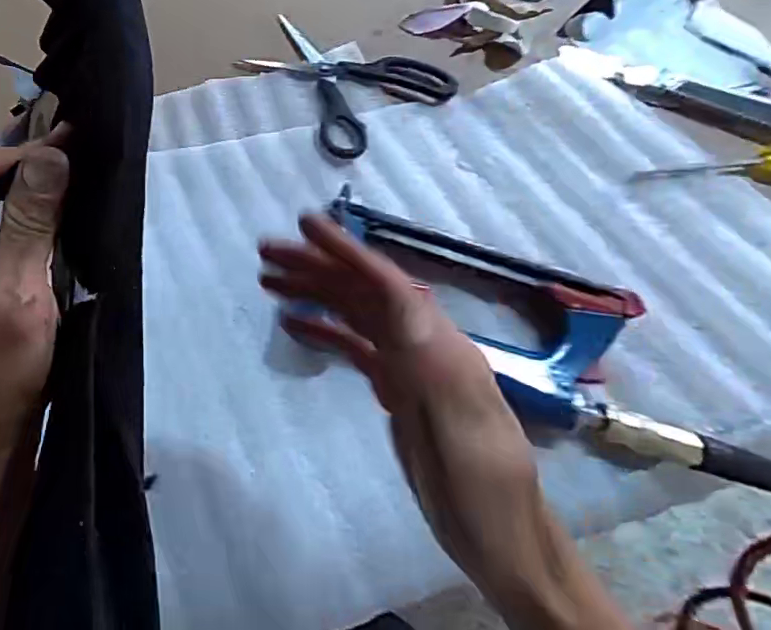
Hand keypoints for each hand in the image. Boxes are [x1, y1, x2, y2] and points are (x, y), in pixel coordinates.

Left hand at [0, 131, 68, 455]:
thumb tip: (53, 152)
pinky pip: (0, 223)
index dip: (15, 154)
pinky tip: (59, 199)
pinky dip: (30, 208)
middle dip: (23, 164)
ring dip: (28, 183)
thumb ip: (31, 216)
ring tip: (70, 163)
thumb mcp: (16, 286)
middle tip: (73, 145)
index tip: (66, 139)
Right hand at [259, 215, 629, 629]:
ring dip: (315, 291)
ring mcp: (408, 365)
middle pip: (364, 291)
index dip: (347, 251)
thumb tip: (401, 301)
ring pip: (356, 313)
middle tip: (267, 252)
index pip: (387, 283)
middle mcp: (423, 343)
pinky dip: (324, 330)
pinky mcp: (397, 388)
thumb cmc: (485, 492)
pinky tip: (294, 324)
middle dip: (317, 266)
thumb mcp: (465, 432)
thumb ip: (433, 366)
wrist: (502, 543)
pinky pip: (355, 346)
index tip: (306, 226)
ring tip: (269, 279)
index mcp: (440, 345)